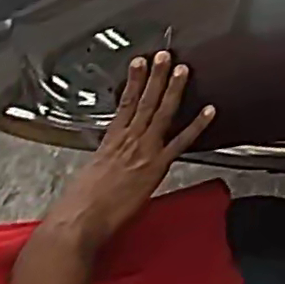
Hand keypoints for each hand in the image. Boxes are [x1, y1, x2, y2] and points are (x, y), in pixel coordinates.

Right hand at [37, 50, 215, 258]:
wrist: (74, 228)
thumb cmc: (75, 210)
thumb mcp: (88, 175)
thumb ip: (106, 160)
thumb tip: (113, 157)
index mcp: (110, 143)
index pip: (125, 103)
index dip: (135, 81)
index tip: (140, 62)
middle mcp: (128, 141)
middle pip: (146, 101)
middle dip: (156, 76)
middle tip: (166, 55)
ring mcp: (144, 150)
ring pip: (162, 112)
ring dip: (174, 89)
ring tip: (183, 69)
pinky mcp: (157, 165)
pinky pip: (182, 141)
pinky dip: (197, 125)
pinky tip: (210, 110)